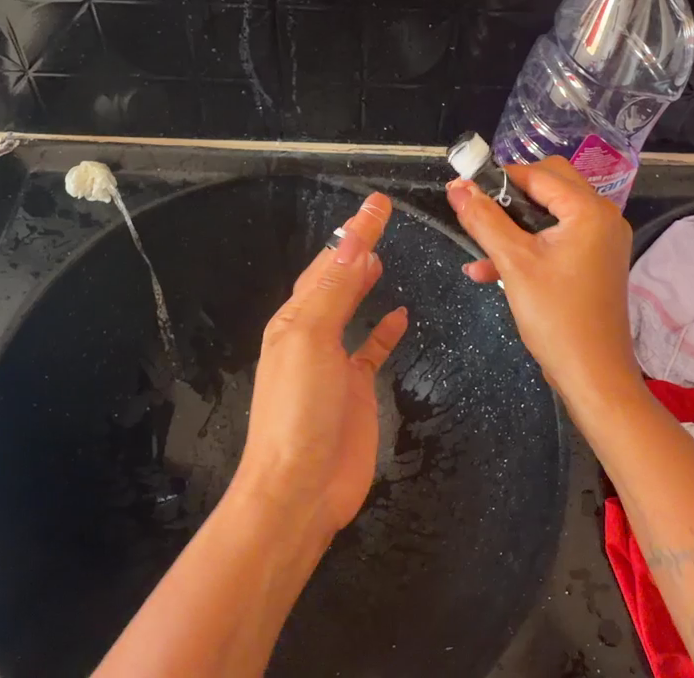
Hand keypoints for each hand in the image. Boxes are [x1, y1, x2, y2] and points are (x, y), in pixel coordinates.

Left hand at [233, 192, 408, 539]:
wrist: (300, 490)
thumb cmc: (300, 411)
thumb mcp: (312, 341)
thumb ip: (334, 291)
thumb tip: (354, 241)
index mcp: (294, 319)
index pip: (327, 263)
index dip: (353, 232)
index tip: (378, 203)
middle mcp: (311, 335)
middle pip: (336, 280)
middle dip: (355, 250)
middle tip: (379, 220)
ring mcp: (333, 364)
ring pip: (350, 310)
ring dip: (363, 284)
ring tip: (381, 258)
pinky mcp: (355, 390)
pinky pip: (370, 349)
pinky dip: (383, 330)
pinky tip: (398, 316)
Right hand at [447, 158, 638, 410]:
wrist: (594, 375)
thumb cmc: (555, 316)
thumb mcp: (513, 263)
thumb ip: (484, 219)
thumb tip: (456, 187)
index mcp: (588, 210)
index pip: (538, 174)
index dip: (499, 179)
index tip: (464, 192)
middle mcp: (602, 217)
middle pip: (549, 185)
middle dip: (509, 199)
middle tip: (477, 213)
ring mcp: (602, 240)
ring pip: (550, 214)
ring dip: (514, 226)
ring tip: (477, 250)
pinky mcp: (596, 261)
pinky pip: (558, 239)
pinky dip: (529, 247)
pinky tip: (489, 271)